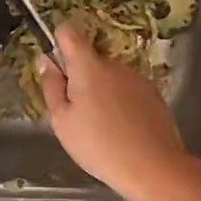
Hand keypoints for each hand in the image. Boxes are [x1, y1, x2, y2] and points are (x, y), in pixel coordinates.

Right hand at [39, 22, 198, 199]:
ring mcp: (137, 79)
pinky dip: (121, 105)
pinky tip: (122, 132)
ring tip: (101, 129)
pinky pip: (127, 92)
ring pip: (109, 78)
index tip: (57, 67)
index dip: (58, 42)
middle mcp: (114, 65)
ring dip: (101, 94)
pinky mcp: (153, 94)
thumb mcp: (62, 121)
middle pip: (90, 61)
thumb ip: (51, 86)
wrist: (152, 167)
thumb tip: (47, 61)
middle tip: (77, 115)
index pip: (69, 33)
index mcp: (88, 67)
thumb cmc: (98, 145)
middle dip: (80, 80)